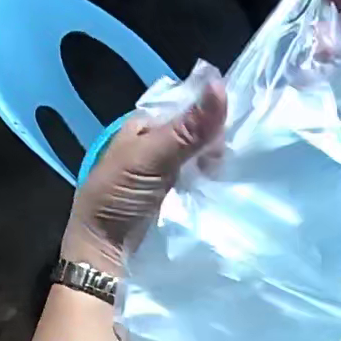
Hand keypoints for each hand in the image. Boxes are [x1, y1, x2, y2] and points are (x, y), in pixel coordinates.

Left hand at [62, 72, 226, 274]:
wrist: (106, 256)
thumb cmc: (117, 199)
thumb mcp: (151, 157)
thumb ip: (187, 128)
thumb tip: (220, 84)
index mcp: (147, 125)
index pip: (190, 104)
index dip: (212, 111)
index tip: (230, 128)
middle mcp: (162, 145)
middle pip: (203, 132)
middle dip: (218, 142)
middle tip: (227, 159)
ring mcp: (175, 174)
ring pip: (209, 159)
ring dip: (222, 166)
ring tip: (233, 175)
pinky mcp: (185, 201)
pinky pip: (210, 185)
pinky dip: (220, 186)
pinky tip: (230, 189)